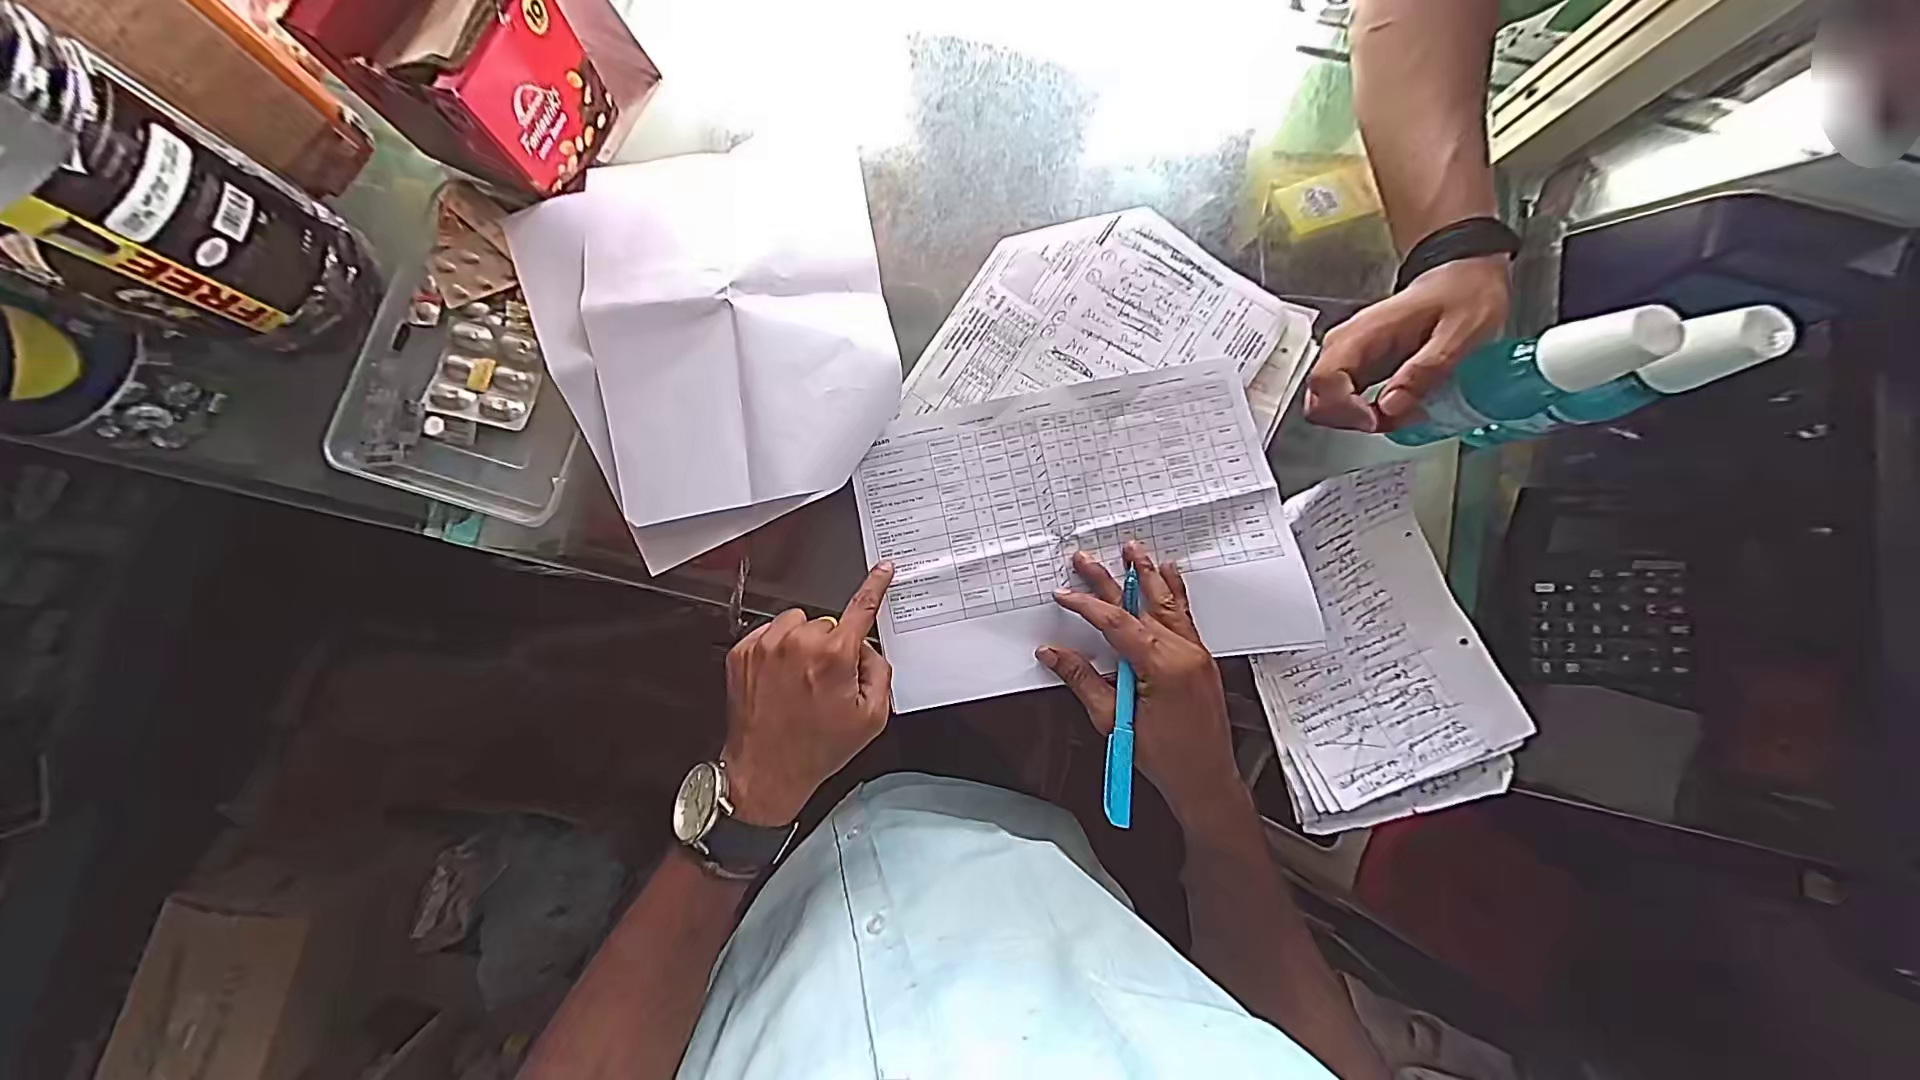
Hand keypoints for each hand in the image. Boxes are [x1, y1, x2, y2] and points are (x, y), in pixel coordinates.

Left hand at [722, 562, 894, 824]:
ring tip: (801, 679)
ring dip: (804, 643)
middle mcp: (798, 645)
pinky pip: (772, 632)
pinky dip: (780, 648)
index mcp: (833, 657)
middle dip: (833, 645)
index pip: (861, 607)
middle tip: (827, 681)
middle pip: (828, 623)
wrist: (766, 771)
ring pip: (799, 623)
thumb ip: (880, 671)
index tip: (882, 570)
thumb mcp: (872, 716)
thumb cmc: (814, 748)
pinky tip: (782, 678)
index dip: (876, 585)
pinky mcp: (744, 652)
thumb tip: (867, 650)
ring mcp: (767, 646)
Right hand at [1037, 542, 1243, 823]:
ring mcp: (1196, 653)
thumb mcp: (1114, 721)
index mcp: (1162, 666)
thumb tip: (1054, 655)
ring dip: (1147, 574)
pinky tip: (1170, 576)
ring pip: (1167, 603)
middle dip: (1109, 579)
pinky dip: (1174, 592)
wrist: (1207, 780)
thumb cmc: (1167, 758)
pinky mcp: (1200, 659)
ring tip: (1134, 550)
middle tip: (1087, 559)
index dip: (1086, 605)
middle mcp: (1184, 652)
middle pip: (1139, 605)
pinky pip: (1184, 616)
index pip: (1116, 623)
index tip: (1065, 595)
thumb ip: (1082, 680)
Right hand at [1304, 254, 1510, 431]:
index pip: (1324, 381)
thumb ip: (1426, 370)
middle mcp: (1343, 348)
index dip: (1344, 409)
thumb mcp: (1462, 332)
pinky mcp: (1355, 370)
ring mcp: (1345, 360)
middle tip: (1393, 420)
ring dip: (1358, 420)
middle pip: (1318, 400)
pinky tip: (1393, 409)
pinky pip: (1342, 403)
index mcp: (1361, 335)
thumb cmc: (1463, 296)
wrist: (1463, 279)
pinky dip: (1363, 415)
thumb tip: (1390, 406)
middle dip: (1351, 420)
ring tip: (1399, 414)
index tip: (1377, 420)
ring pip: (1325, 406)